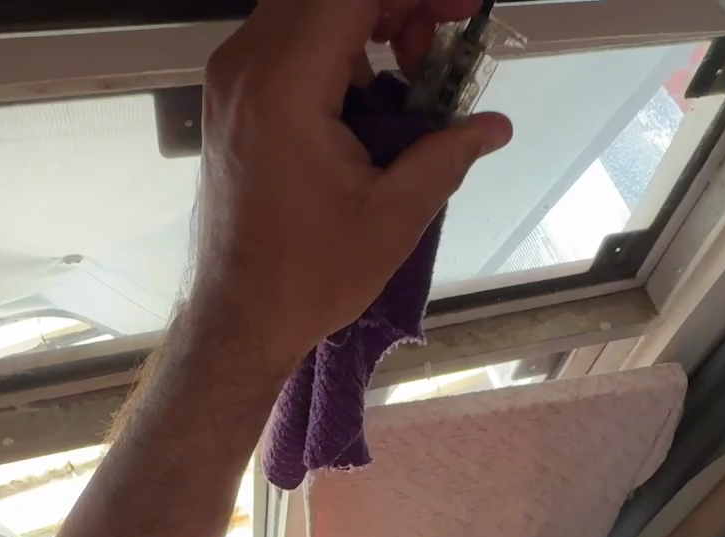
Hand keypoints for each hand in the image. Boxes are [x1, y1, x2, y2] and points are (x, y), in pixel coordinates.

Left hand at [187, 0, 512, 366]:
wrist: (240, 318)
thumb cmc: (307, 279)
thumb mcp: (391, 220)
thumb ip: (446, 158)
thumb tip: (494, 127)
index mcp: (285, 87)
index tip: (462, 12)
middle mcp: (246, 67)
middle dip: (392, 4)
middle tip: (434, 50)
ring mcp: (231, 82)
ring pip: (305, 10)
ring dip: (364, 23)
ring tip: (406, 77)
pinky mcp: (231, 103)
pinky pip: (285, 44)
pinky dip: (332, 51)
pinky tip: (365, 101)